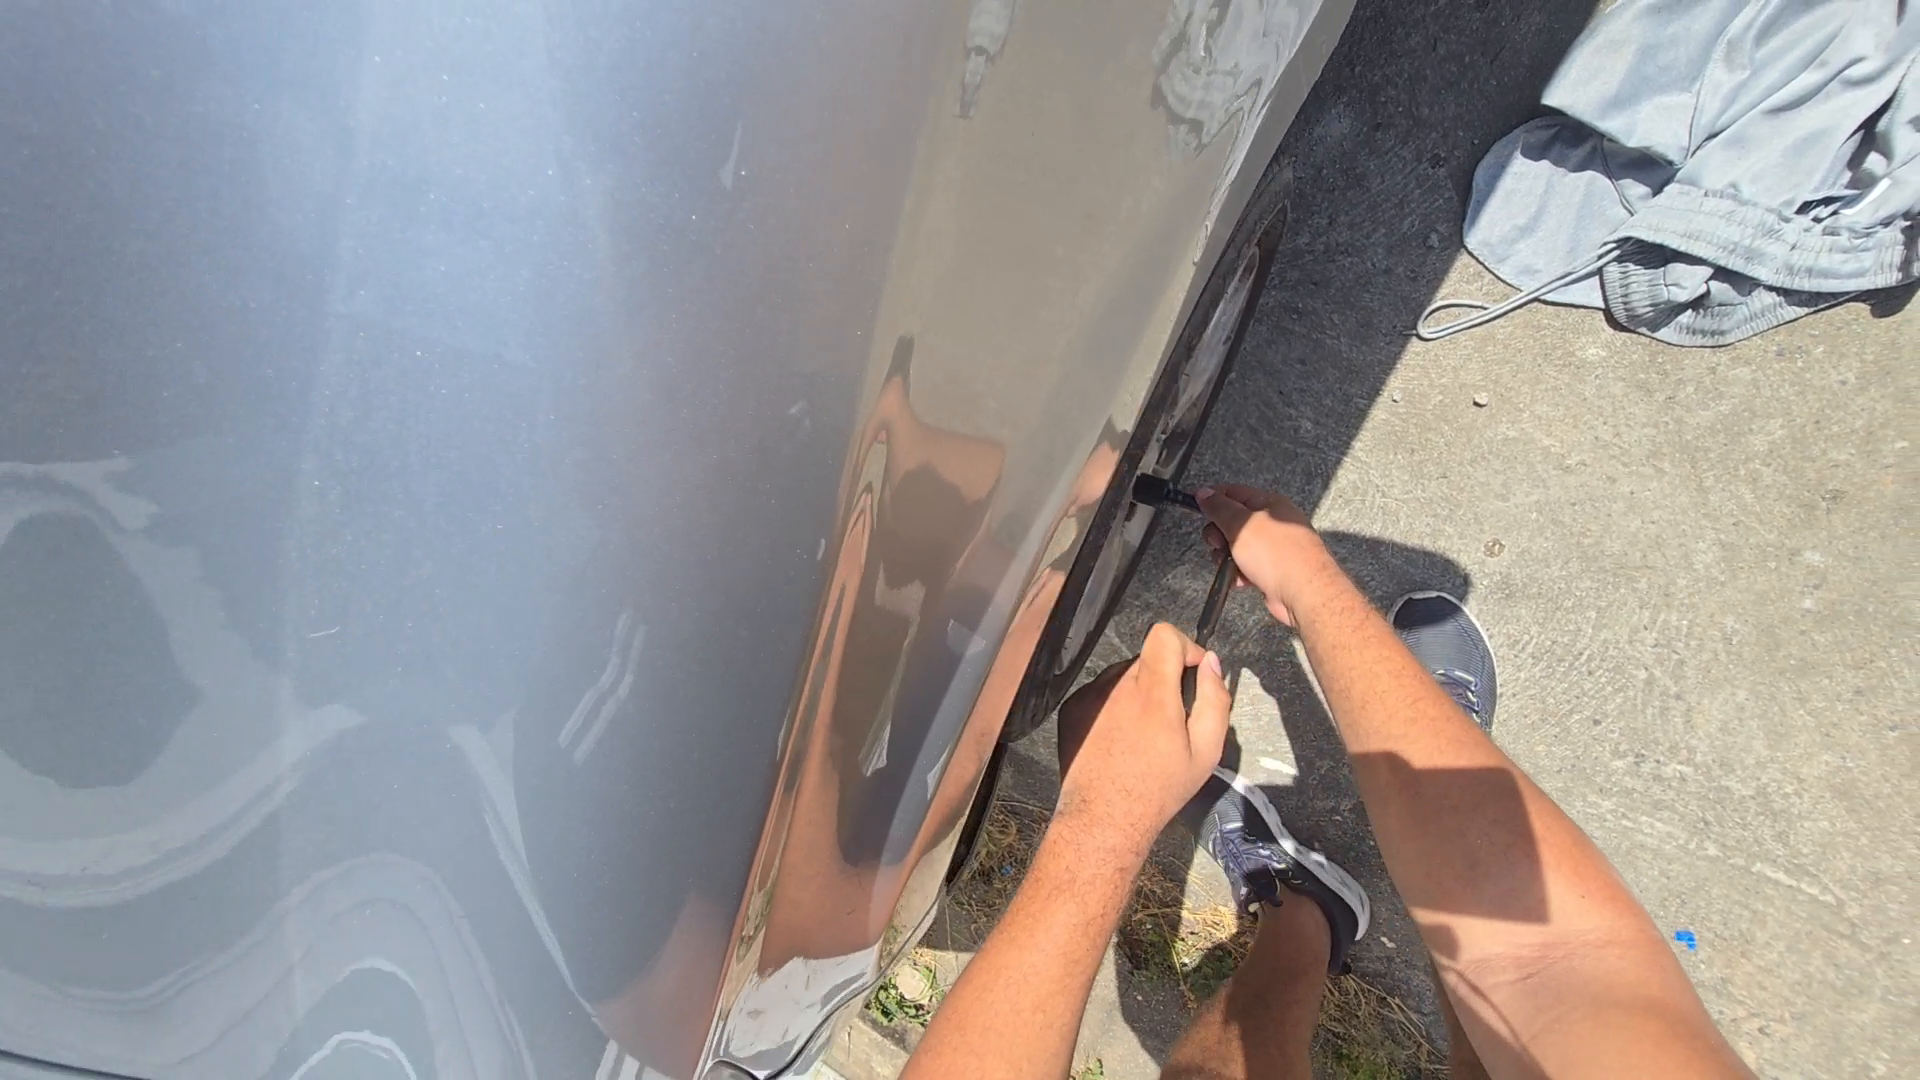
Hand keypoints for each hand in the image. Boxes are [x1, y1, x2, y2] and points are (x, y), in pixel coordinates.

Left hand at [1053, 623, 1230, 854]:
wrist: (1104, 817)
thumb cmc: (1160, 788)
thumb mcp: (1206, 751)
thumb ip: (1214, 700)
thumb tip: (1210, 662)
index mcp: (1151, 692)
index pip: (1163, 635)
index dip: (1183, 646)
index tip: (1190, 673)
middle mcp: (1116, 685)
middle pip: (1146, 659)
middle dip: (1164, 679)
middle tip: (1170, 718)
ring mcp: (1088, 694)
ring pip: (1123, 675)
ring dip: (1138, 693)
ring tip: (1142, 734)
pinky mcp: (1071, 707)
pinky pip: (1100, 692)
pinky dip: (1113, 705)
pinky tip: (1118, 739)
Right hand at [1195, 485, 1342, 625]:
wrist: (1304, 592)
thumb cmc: (1275, 554)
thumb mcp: (1240, 524)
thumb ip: (1219, 507)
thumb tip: (1203, 493)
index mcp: (1270, 504)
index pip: (1234, 492)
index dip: (1213, 498)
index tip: (1195, 505)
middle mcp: (1273, 523)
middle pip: (1232, 521)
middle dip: (1218, 534)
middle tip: (1219, 544)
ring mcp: (1274, 547)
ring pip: (1236, 546)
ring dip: (1226, 556)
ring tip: (1231, 565)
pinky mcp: (1273, 569)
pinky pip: (1246, 566)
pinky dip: (1238, 572)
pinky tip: (1240, 579)